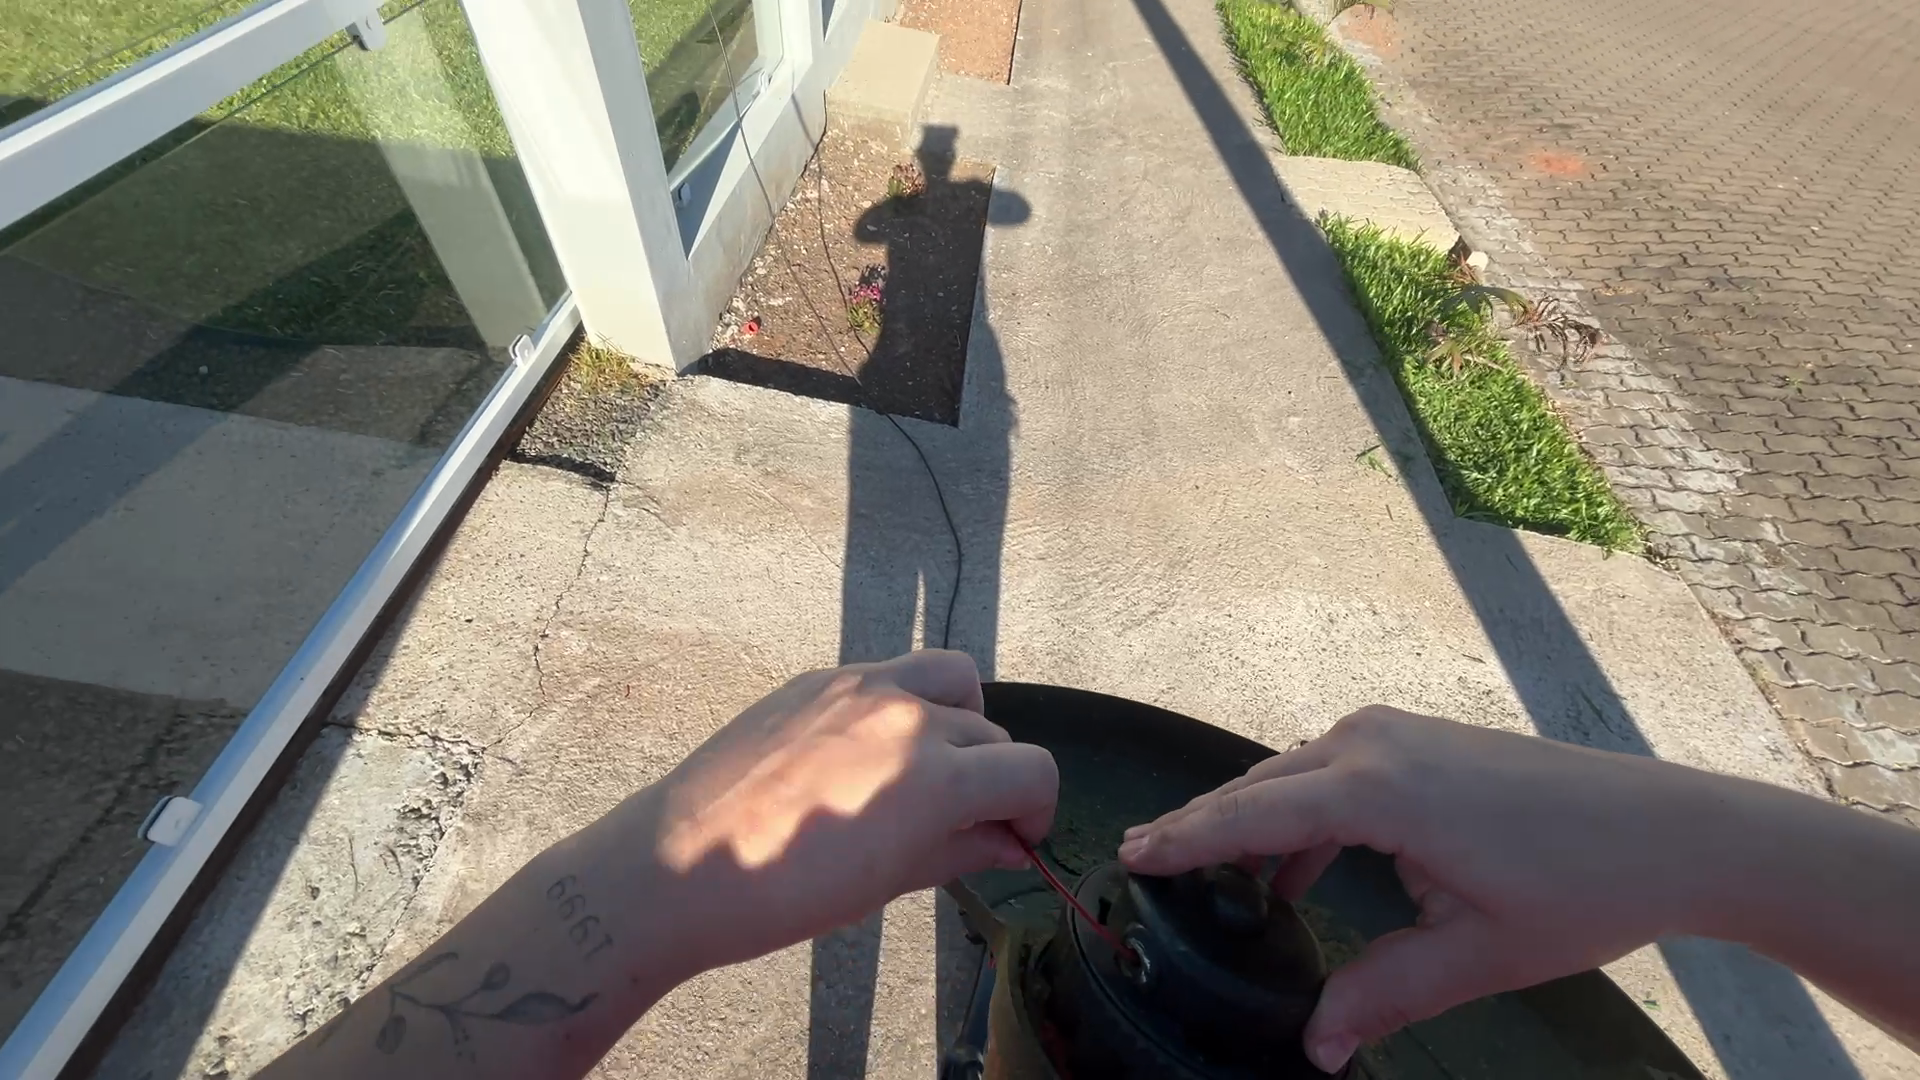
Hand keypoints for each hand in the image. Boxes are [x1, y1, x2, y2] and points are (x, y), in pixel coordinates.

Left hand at [629, 651, 1056, 973]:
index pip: (1033, 770)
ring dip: (962, 716)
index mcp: (935, 775)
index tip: (1016, 834)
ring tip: (928, 757)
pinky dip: (907, 702)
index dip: (1038, 809)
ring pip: (954, 677)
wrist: (682, 862)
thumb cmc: (789, 891)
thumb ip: (965, 849)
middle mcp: (910, 712)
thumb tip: (1015, 843)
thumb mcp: (891, 881)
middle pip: (994, 731)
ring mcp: (864, 683)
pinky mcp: (825, 673)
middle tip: (963, 814)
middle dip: (994, 776)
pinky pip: (894, 672)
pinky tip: (867, 742)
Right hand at [1116, 707, 1757, 1072]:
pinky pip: (1322, 773)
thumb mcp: (1478, 952)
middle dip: (1199, 823)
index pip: (1254, 814)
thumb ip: (1385, 993)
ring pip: (1286, 775)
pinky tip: (1294, 866)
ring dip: (1247, 819)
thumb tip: (1318, 1050)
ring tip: (1204, 862)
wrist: (1668, 825)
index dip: (1187, 837)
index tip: (1132, 852)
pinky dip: (1296, 815)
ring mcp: (1381, 731)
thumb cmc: (1578, 889)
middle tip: (1142, 853)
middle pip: (1257, 786)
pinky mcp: (1399, 737)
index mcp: (1376, 789)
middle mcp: (1363, 742)